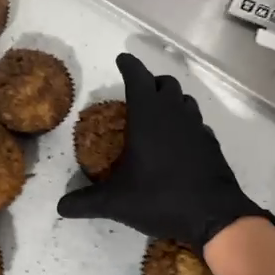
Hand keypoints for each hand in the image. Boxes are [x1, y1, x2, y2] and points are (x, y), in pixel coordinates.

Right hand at [57, 54, 274, 249]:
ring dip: (171, 100)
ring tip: (158, 114)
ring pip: (185, 100)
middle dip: (151, 82)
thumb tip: (61, 207)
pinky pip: (197, 124)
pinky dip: (186, 124)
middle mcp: (174, 114)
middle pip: (165, 83)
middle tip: (138, 91)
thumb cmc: (160, 198)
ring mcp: (197, 128)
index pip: (138, 77)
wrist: (213, 215)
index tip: (121, 60)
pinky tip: (178, 142)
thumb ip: (86, 202)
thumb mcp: (116, 203)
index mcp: (149, 116)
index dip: (128, 66)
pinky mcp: (211, 144)